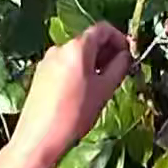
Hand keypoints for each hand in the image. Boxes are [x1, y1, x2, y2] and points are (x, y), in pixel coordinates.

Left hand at [7, 22, 132, 167]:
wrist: (38, 139)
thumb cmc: (75, 114)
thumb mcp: (104, 90)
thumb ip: (118, 67)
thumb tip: (126, 55)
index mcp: (77, 47)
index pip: (103, 29)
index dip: (119, 38)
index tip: (129, 55)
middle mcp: (60, 47)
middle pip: (89, 40)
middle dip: (107, 52)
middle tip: (119, 71)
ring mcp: (48, 59)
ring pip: (77, 53)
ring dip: (93, 62)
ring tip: (102, 84)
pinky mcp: (40, 73)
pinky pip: (65, 64)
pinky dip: (78, 70)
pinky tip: (83, 91)